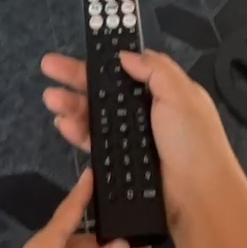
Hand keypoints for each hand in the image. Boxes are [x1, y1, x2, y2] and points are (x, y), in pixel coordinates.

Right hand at [41, 50, 243, 229]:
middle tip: (49, 66)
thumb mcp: (180, 93)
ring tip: (50, 97)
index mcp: (163, 91)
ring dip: (71, 103)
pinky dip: (77, 131)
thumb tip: (124, 56)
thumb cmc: (192, 140)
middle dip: (77, 77)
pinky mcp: (120, 161)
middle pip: (105, 90)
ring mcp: (131, 137)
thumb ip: (154, 68)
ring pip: (95, 114)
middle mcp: (145, 112)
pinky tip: (62, 123)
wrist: (198, 197)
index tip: (83, 50)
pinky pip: (94, 141)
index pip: (128, 69)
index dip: (105, 60)